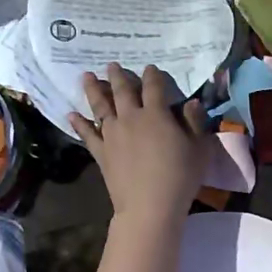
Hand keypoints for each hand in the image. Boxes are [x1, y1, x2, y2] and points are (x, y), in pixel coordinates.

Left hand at [70, 64, 210, 222]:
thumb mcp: (199, 149)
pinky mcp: (101, 152)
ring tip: (86, 76)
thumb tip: (191, 103)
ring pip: (100, 106)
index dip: (153, 75)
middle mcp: (131, 118)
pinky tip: (71, 114)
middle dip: (118, 76)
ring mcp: (112, 134)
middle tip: (112, 65)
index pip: (154, 87)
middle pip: (122, 91)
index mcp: (156, 114)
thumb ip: (195, 123)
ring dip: (93, 89)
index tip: (150, 68)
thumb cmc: (180, 176)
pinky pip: (87, 133)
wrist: (149, 205)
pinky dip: (78, 122)